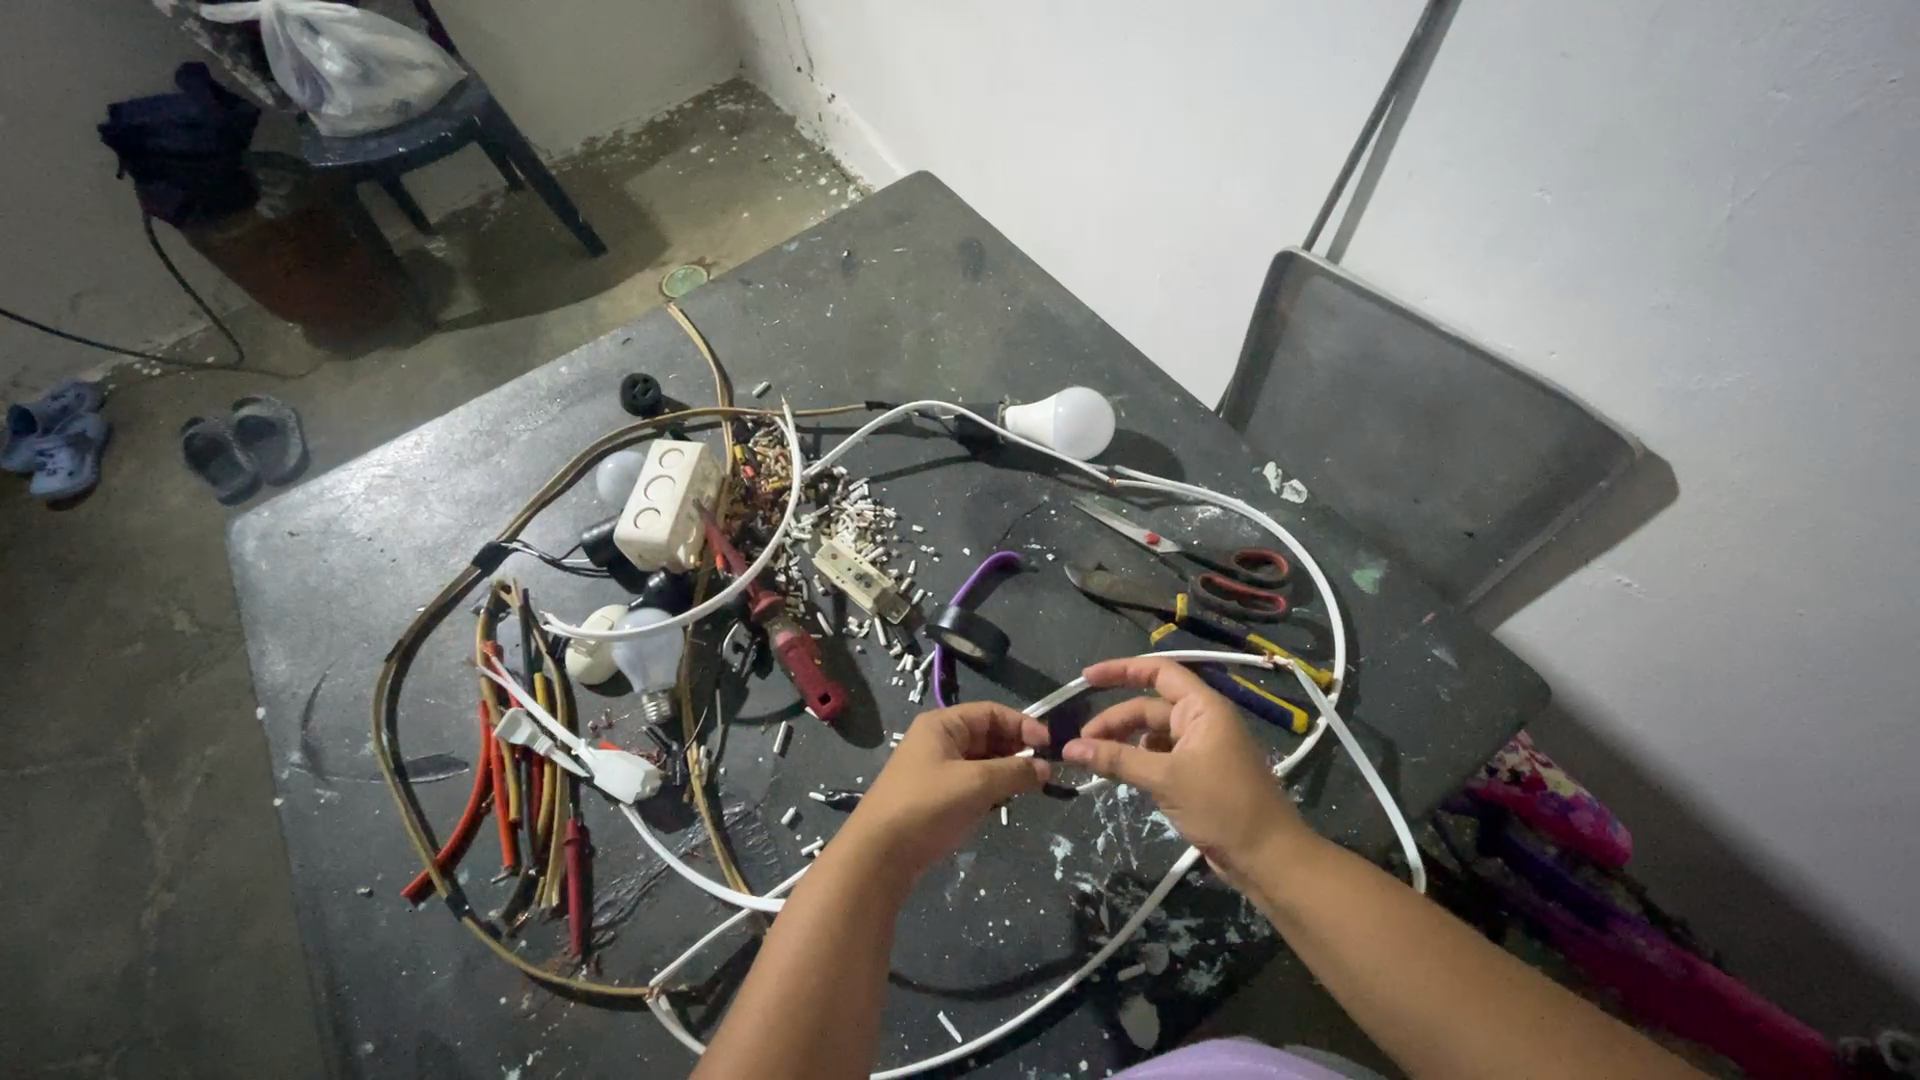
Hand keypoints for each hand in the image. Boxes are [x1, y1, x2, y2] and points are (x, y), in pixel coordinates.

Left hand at [836, 702, 1051, 882]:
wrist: (880, 854)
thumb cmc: (928, 805)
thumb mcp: (977, 783)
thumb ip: (1015, 772)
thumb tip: (1047, 768)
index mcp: (942, 725)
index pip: (991, 712)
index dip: (1022, 724)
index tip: (1049, 746)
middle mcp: (938, 740)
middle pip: (987, 735)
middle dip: (1017, 749)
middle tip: (1045, 770)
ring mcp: (936, 769)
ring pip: (982, 761)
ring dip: (1007, 770)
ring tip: (1031, 787)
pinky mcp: (937, 796)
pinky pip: (973, 782)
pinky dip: (992, 788)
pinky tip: (1007, 801)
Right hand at [1062, 658, 1313, 886]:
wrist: (1268, 858)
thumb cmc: (1223, 805)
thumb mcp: (1165, 778)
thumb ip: (1116, 759)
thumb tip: (1070, 748)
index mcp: (1203, 708)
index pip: (1158, 672)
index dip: (1121, 670)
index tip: (1086, 679)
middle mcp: (1202, 721)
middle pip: (1148, 708)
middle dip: (1114, 721)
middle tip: (1079, 744)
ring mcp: (1200, 749)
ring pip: (1151, 735)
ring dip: (1123, 744)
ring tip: (1093, 761)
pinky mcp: (1197, 775)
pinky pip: (1159, 758)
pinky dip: (1137, 762)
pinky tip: (1119, 776)